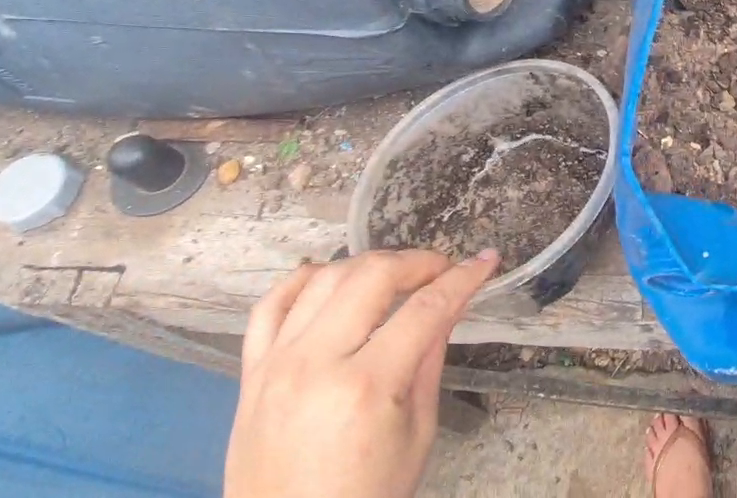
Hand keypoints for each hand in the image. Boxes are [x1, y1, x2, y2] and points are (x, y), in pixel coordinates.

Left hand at [225, 249, 499, 497]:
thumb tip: (451, 303)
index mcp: (366, 386)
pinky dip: (303, 280)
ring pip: (324, 278)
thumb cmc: (368, 494)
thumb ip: (430, 358)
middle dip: (418, 262)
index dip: (463, 278)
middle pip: (372, 276)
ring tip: (395, 278)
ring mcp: (275, 365)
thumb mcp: (418, 431)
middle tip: (442, 272)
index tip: (486, 261)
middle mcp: (316, 363)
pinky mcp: (250, 374)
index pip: (425, 308)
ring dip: (369, 265)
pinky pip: (270, 306)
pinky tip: (332, 279)